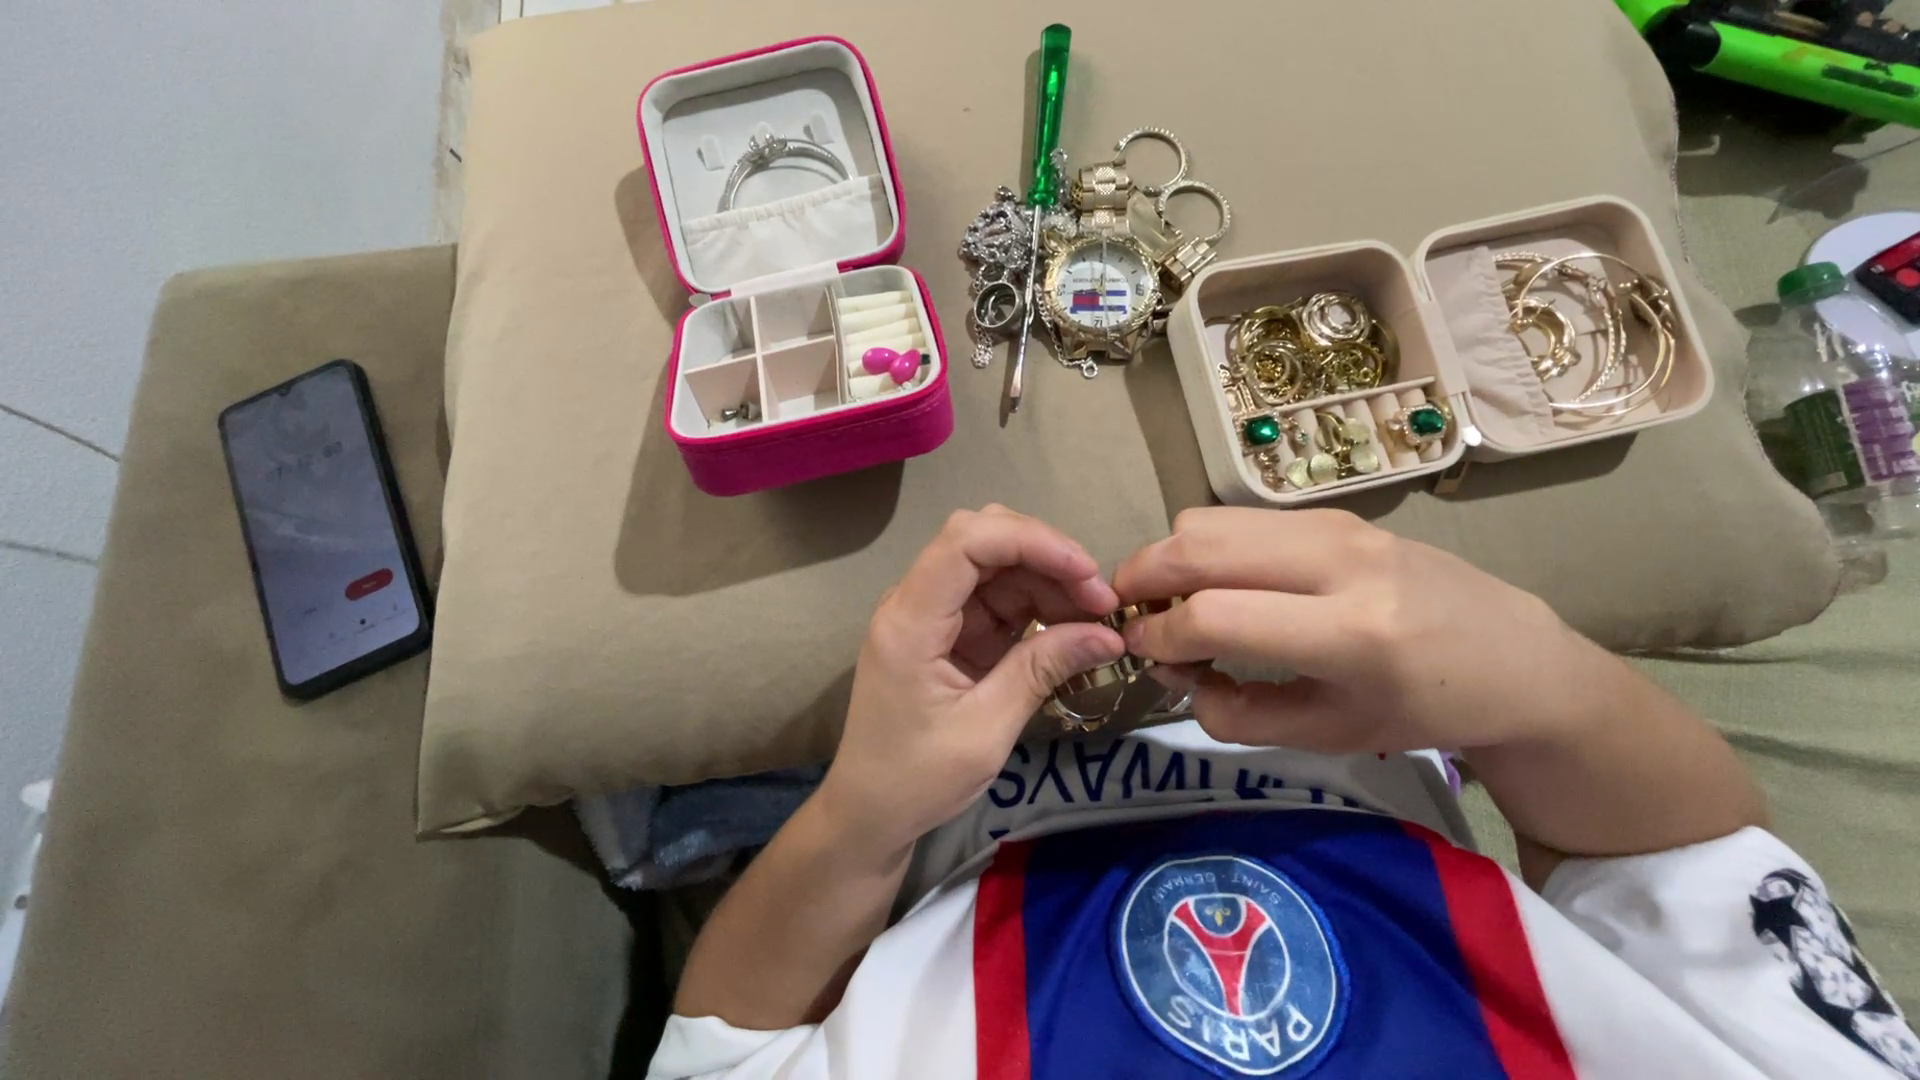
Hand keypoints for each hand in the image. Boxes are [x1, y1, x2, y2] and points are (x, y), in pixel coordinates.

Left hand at [820, 507, 1124, 855]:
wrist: (872, 810)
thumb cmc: (918, 778)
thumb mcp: (986, 730)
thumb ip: (1042, 670)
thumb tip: (1110, 635)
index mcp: (910, 621)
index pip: (965, 542)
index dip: (1030, 540)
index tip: (1086, 571)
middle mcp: (915, 602)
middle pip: (983, 541)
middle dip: (1047, 556)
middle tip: (1100, 599)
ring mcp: (933, 614)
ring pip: (996, 566)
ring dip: (1049, 580)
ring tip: (1097, 617)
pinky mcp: (950, 630)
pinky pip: (998, 599)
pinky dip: (1038, 605)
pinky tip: (1072, 626)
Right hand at [1113, 507, 1618, 754]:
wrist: (1516, 657)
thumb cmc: (1424, 710)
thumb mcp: (1329, 734)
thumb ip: (1236, 715)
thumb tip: (1178, 672)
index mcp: (1350, 634)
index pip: (1213, 617)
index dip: (1158, 636)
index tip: (1141, 653)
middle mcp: (1339, 562)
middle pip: (1197, 545)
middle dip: (1140, 578)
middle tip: (1130, 615)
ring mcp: (1336, 526)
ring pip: (1208, 520)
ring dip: (1169, 558)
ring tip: (1176, 602)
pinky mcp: (1333, 513)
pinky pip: (1239, 518)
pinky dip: (1205, 548)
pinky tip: (1220, 585)